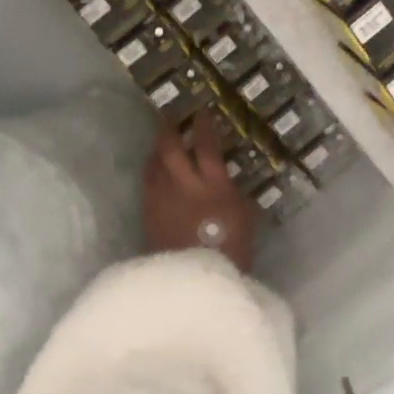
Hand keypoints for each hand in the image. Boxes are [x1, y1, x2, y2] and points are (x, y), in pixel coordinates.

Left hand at [144, 114, 258, 272]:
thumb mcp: (245, 219)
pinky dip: (153, 172)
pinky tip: (157, 172)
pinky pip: (148, 183)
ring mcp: (162, 198)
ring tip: (163, 143)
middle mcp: (184, 185)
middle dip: (171, 129)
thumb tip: (229, 181)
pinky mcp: (148, 214)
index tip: (202, 113)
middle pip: (171, 147)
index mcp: (214, 186)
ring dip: (158, 149)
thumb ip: (235, 195)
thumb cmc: (232, 251)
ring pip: (154, 163)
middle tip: (173, 118)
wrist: (196, 280)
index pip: (206, 146)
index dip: (204, 126)